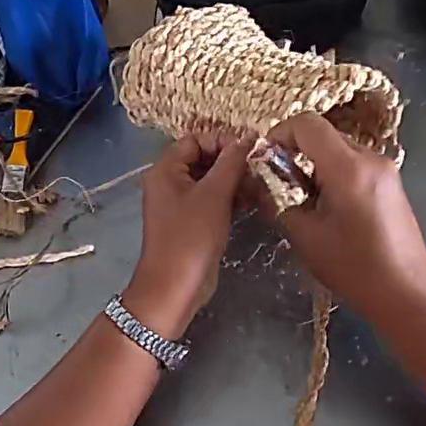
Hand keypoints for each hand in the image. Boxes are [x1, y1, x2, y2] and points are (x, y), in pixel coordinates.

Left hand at [125, 133, 248, 337]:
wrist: (175, 287)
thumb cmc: (191, 237)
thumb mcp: (214, 195)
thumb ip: (231, 163)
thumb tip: (247, 138)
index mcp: (166, 170)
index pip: (195, 140)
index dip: (223, 140)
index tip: (251, 150)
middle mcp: (169, 183)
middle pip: (203, 159)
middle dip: (231, 162)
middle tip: (259, 169)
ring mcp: (179, 204)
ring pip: (210, 181)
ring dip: (234, 180)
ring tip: (259, 186)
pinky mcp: (191, 223)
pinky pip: (211, 201)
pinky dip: (229, 198)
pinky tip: (251, 201)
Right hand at [264, 114, 425, 312]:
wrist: (405, 291)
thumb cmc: (353, 267)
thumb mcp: (305, 236)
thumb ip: (276, 200)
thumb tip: (257, 179)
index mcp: (349, 168)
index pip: (307, 124)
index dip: (279, 134)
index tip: (265, 160)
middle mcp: (370, 158)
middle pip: (323, 135)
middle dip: (295, 154)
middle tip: (279, 186)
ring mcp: (385, 169)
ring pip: (338, 149)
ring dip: (314, 165)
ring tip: (304, 202)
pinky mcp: (391, 182)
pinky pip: (354, 164)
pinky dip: (333, 174)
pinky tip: (328, 208)